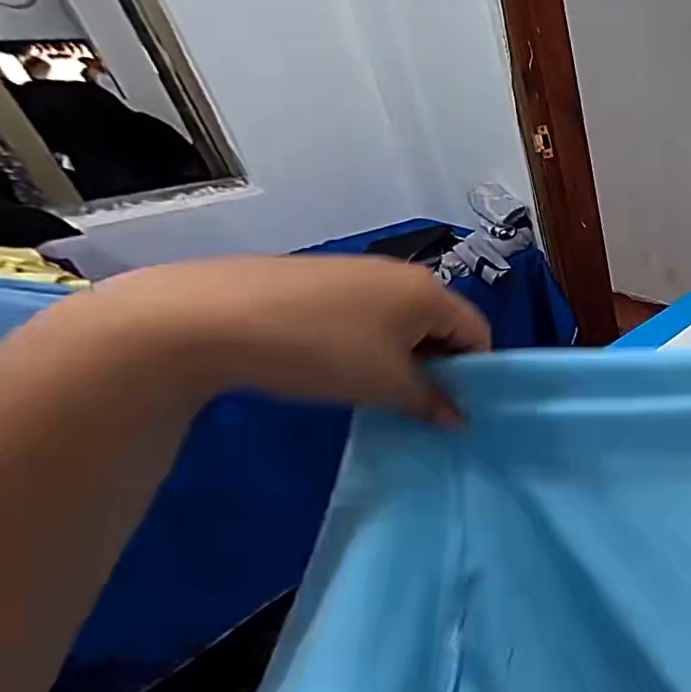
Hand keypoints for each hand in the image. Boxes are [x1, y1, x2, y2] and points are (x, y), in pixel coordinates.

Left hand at [86, 255, 490, 421]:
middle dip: (439, 365)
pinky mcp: (324, 278)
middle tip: (417, 402)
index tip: (456, 406)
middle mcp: (403, 274)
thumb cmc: (322, 350)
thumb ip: (431, 402)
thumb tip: (459, 419)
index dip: (476, 372)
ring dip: (403, 356)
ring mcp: (360, 272)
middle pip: (442, 324)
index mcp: (429, 292)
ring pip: (403, 320)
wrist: (212, 316)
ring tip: (374, 386)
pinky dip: (370, 342)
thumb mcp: (386, 384)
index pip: (478, 332)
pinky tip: (338, 364)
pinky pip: (369, 313)